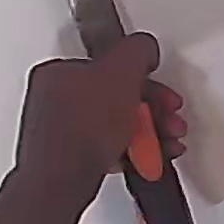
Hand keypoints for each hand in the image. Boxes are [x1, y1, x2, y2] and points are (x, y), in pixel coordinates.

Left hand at [13, 32, 187, 204]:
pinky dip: (136, 150)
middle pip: (120, 97)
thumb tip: (144, 46)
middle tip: (167, 119)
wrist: (64, 177)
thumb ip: (136, 50)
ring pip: (120, 124)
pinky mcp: (72, 156)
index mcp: (59, 72)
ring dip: (151, 131)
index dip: (145, 80)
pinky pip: (113, 146)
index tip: (160, 93)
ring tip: (165, 140)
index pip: (112, 67)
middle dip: (153, 110)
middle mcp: (56, 99)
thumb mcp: (121, 71)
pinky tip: (149, 156)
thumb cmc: (82, 128)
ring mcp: (63, 130)